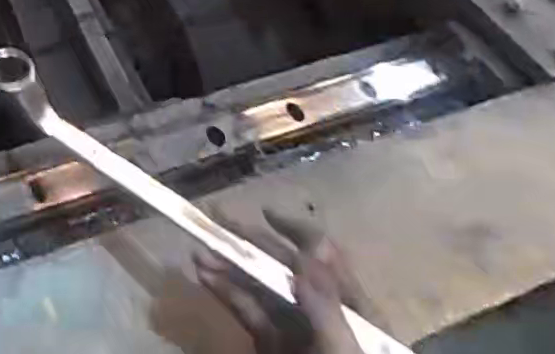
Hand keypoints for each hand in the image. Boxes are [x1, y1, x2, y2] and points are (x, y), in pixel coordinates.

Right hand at [195, 209, 367, 353]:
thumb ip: (326, 307)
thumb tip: (306, 251)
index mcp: (355, 313)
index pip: (326, 260)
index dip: (298, 233)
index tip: (267, 215)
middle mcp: (324, 315)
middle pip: (285, 268)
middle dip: (251, 244)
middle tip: (216, 221)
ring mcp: (297, 332)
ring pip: (261, 287)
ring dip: (230, 266)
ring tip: (199, 250)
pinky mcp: (273, 347)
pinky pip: (249, 312)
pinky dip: (226, 292)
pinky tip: (205, 276)